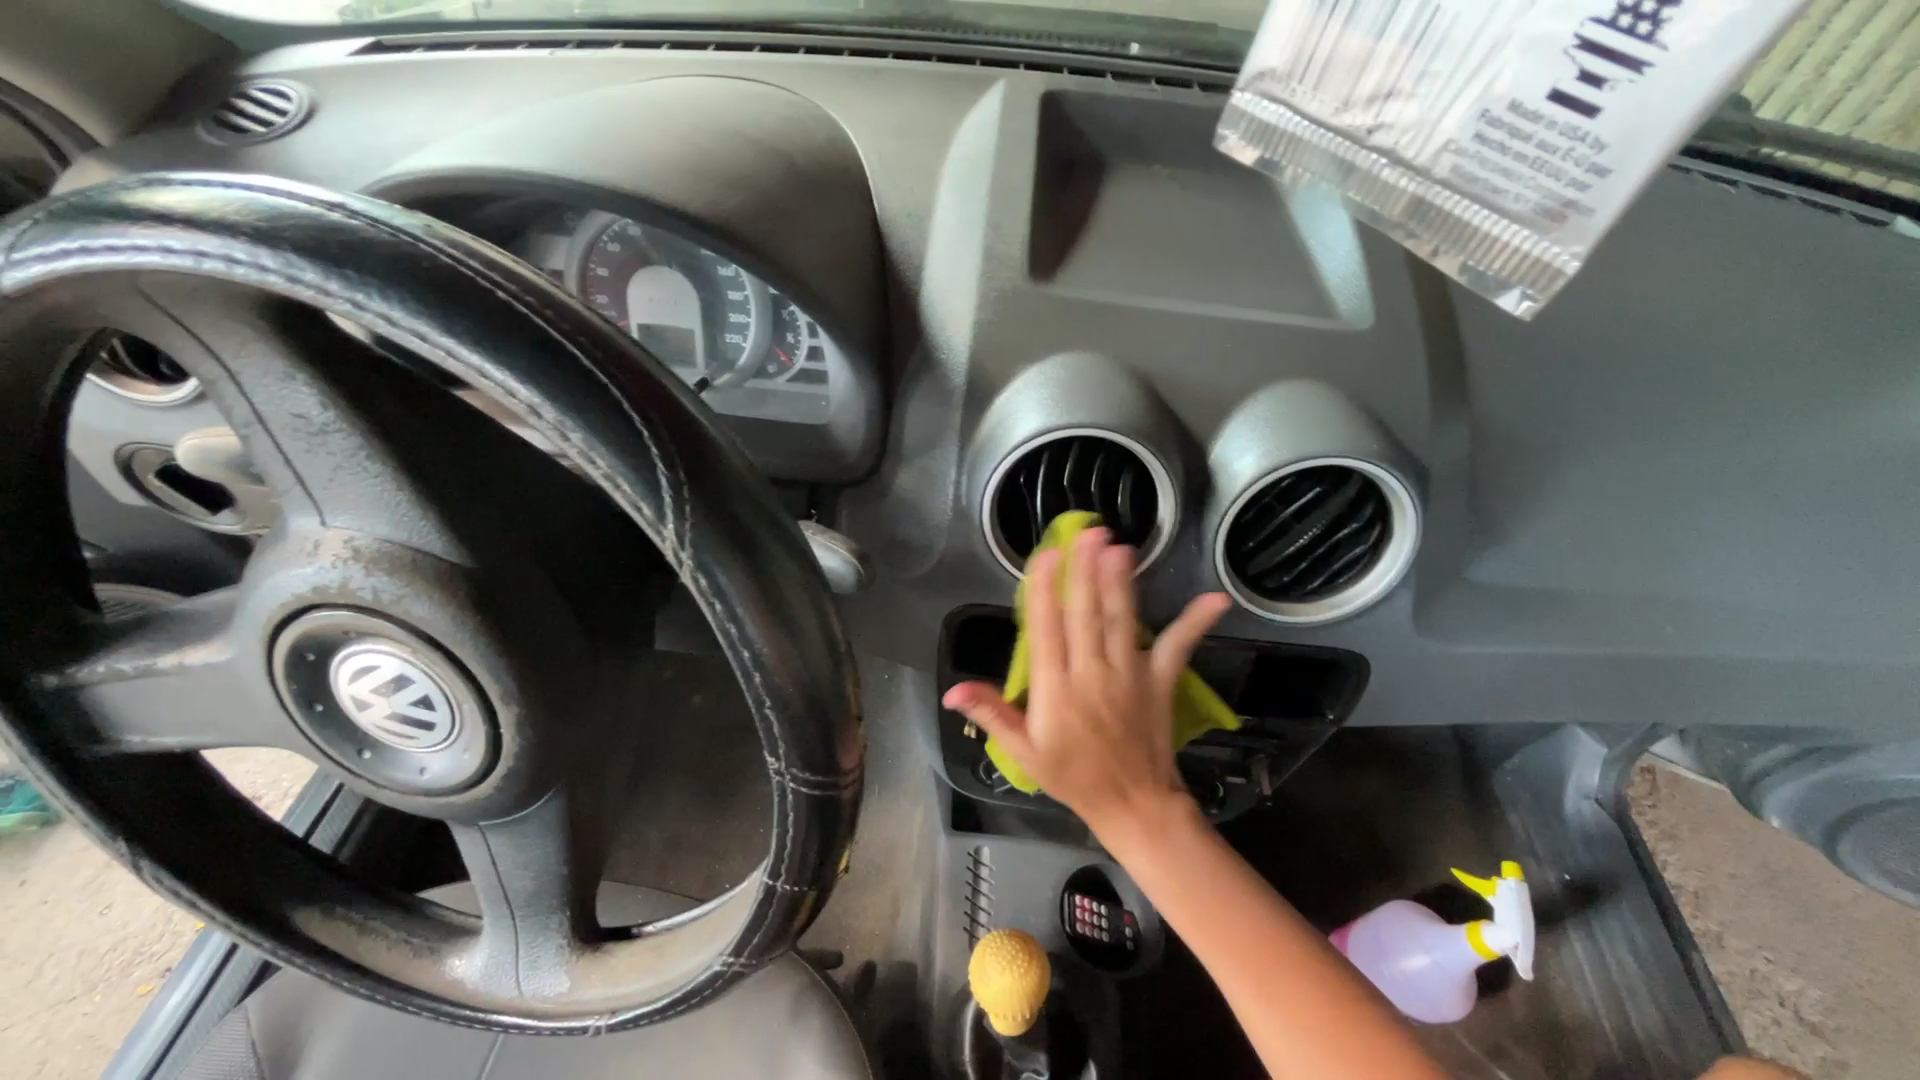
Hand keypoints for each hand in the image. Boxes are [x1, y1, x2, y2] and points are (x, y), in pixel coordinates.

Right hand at [943, 526, 1231, 839]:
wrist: (1131, 804)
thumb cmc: (1071, 776)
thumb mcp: (1023, 751)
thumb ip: (992, 713)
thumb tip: (952, 690)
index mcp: (1056, 690)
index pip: (1047, 630)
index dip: (1045, 591)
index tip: (1046, 556)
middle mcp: (1093, 674)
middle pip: (1087, 615)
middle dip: (1086, 572)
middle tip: (1088, 533)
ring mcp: (1130, 676)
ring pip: (1123, 621)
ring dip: (1121, 582)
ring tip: (1120, 547)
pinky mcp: (1160, 682)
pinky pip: (1179, 647)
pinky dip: (1196, 622)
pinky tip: (1216, 598)